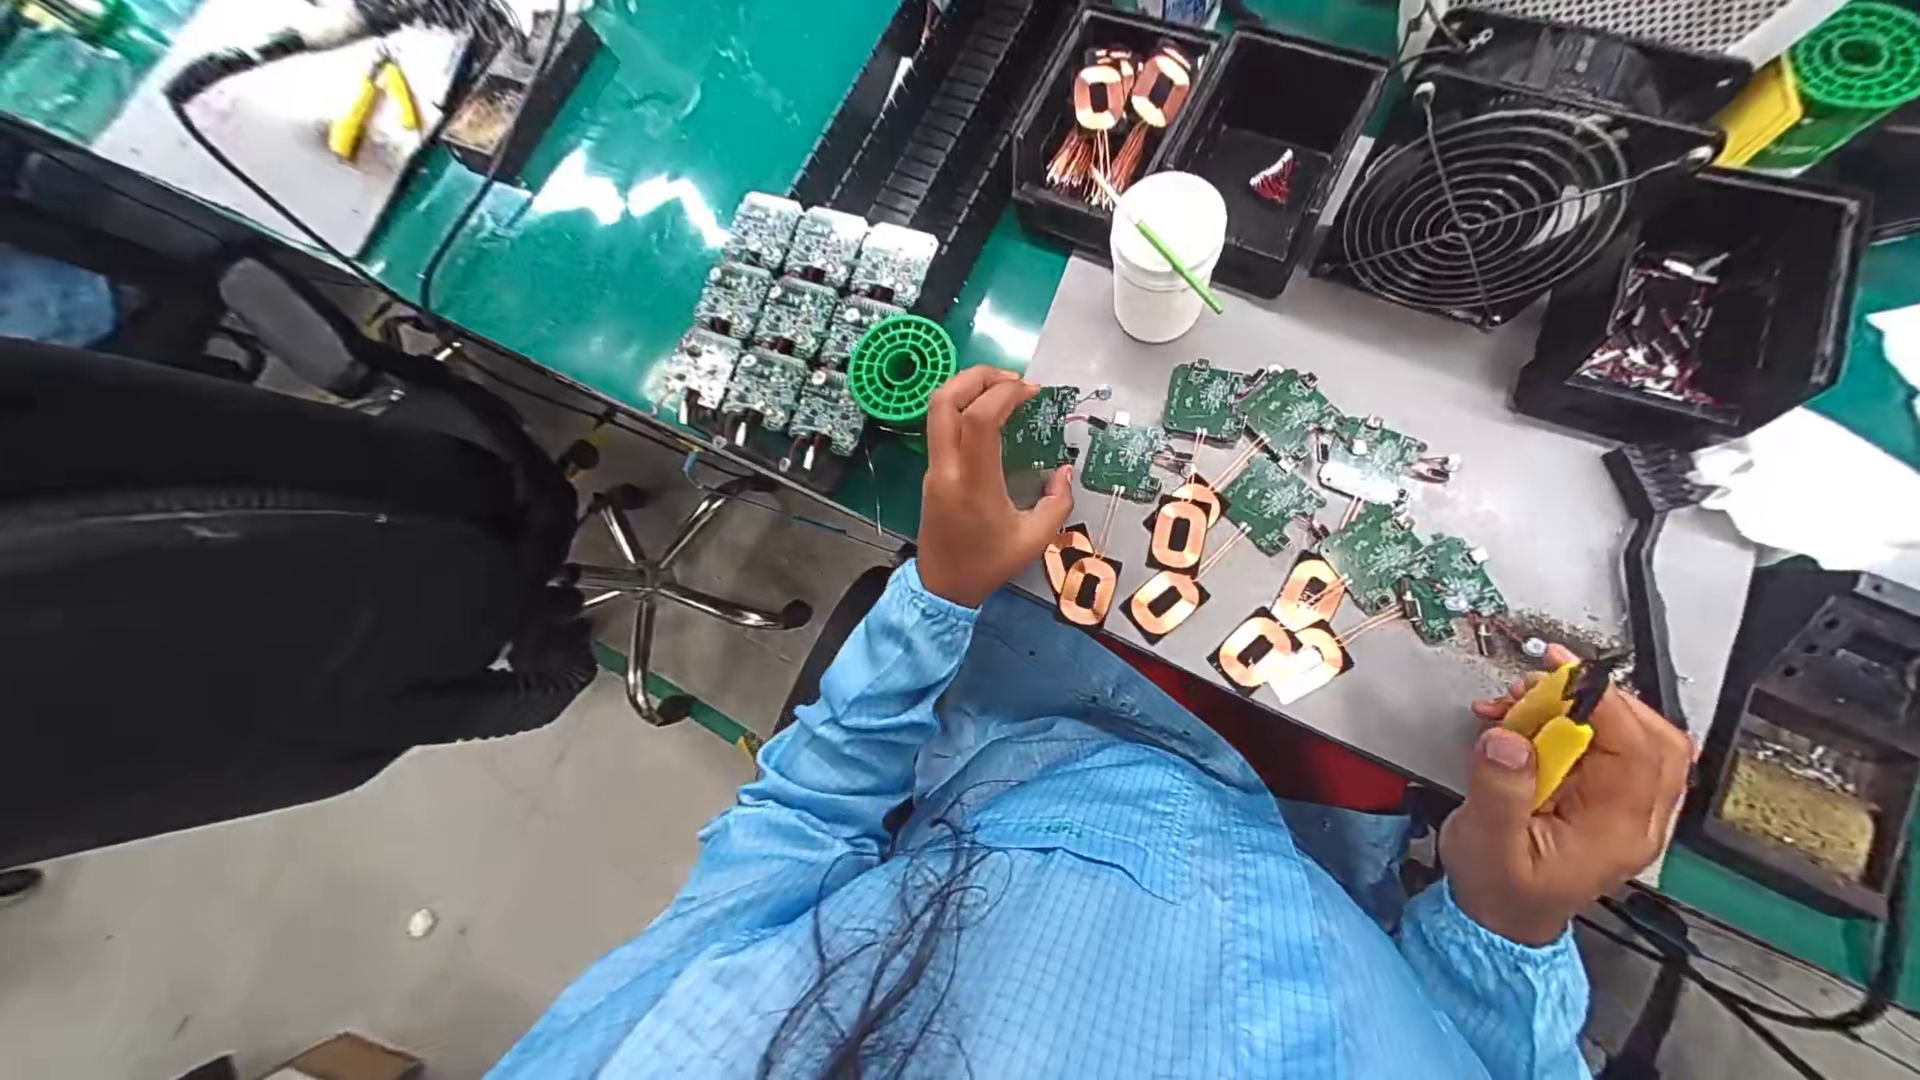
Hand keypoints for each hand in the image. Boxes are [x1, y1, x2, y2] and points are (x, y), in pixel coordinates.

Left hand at [916, 366, 1073, 607]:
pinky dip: (963, 408)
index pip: (978, 420)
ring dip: (967, 388)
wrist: (943, 587)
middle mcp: (946, 469)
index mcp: (972, 484)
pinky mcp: (931, 473)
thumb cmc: (988, 564)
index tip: (1031, 392)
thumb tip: (1064, 471)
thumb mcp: (1035, 539)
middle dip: (978, 376)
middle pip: (945, 401)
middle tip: (1012, 378)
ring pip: (937, 410)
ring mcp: (933, 469)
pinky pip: (941, 427)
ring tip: (1002, 390)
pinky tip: (989, 416)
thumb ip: (1057, 502)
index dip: (1004, 394)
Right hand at [1439, 644, 1692, 945]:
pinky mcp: (1593, 796)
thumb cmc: (1498, 886)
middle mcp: (1632, 815)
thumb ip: (1499, 789)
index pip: (1638, 752)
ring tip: (1516, 701)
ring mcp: (1617, 806)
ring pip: (1627, 739)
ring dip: (1573, 708)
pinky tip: (1517, 719)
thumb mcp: (1487, 840)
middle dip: (1599, 698)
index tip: (1558, 673)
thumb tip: (1509, 738)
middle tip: (1541, 680)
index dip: (1604, 704)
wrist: (1500, 916)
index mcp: (1617, 829)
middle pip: (1653, 740)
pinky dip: (1560, 722)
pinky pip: (1597, 748)